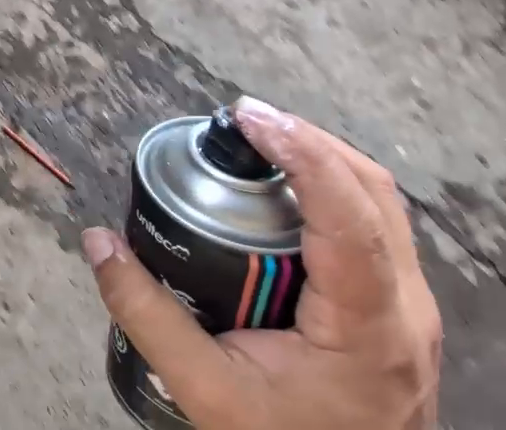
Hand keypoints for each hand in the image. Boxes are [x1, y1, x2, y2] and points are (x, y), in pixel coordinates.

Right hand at [83, 96, 441, 429]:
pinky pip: (372, 229)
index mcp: (368, 329)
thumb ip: (146, 313)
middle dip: (309, 142)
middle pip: (375, 198)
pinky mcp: (397, 310)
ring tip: (256, 142)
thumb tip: (96, 240)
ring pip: (380, 208)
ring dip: (320, 160)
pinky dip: (328, 190)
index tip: (249, 118)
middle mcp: (407, 310)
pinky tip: (279, 191)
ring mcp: (410, 309)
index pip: (351, 223)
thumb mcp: (203, 388)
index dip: (305, 158)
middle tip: (241, 121)